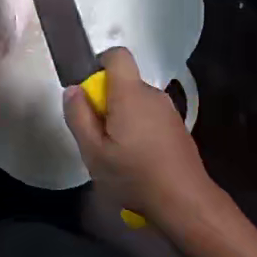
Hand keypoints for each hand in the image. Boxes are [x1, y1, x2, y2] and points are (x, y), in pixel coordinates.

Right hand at [63, 47, 220, 223]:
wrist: (184, 201)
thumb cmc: (133, 175)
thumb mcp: (93, 152)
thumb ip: (79, 117)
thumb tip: (72, 89)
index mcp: (131, 94)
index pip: (117, 55)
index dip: (99, 65)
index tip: (88, 93)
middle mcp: (153, 95)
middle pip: (125, 84)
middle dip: (107, 103)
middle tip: (97, 137)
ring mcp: (170, 112)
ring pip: (138, 104)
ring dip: (124, 120)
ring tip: (116, 155)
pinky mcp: (178, 129)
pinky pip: (151, 119)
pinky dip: (140, 132)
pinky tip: (137, 162)